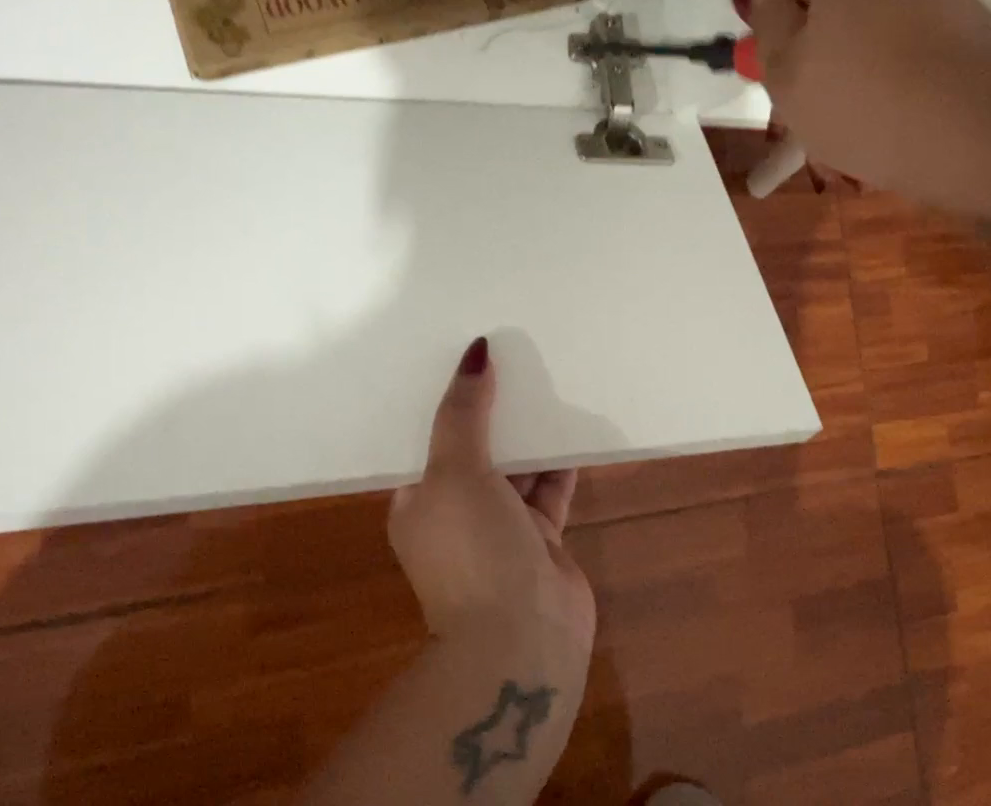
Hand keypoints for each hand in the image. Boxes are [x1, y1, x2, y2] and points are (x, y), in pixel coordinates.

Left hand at [389, 337, 595, 654]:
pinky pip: (549, 488)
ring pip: (514, 468)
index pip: (425, 441)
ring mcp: (500, 528)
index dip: (443, 401)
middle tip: (509, 355)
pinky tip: (573, 422)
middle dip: (490, 411)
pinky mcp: (541, 539)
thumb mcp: (454, 472)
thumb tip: (474, 351)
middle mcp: (455, 513)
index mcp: (417, 501)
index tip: (460, 356)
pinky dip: (560, 462)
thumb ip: (462, 413)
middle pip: (473, 450)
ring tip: (544, 376)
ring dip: (527, 433)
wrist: (521, 638)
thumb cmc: (471, 548)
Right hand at [742, 0, 990, 204]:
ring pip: (877, 34)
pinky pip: (914, 52)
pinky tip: (893, 125)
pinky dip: (897, 81)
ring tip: (851, 131)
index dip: (779, 30)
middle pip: (839, 6)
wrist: (983, 139)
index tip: (781, 79)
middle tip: (810, 113)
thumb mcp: (787, 76)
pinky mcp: (976, 31)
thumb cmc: (865, 105)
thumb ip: (767, 27)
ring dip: (857, 73)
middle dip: (820, 54)